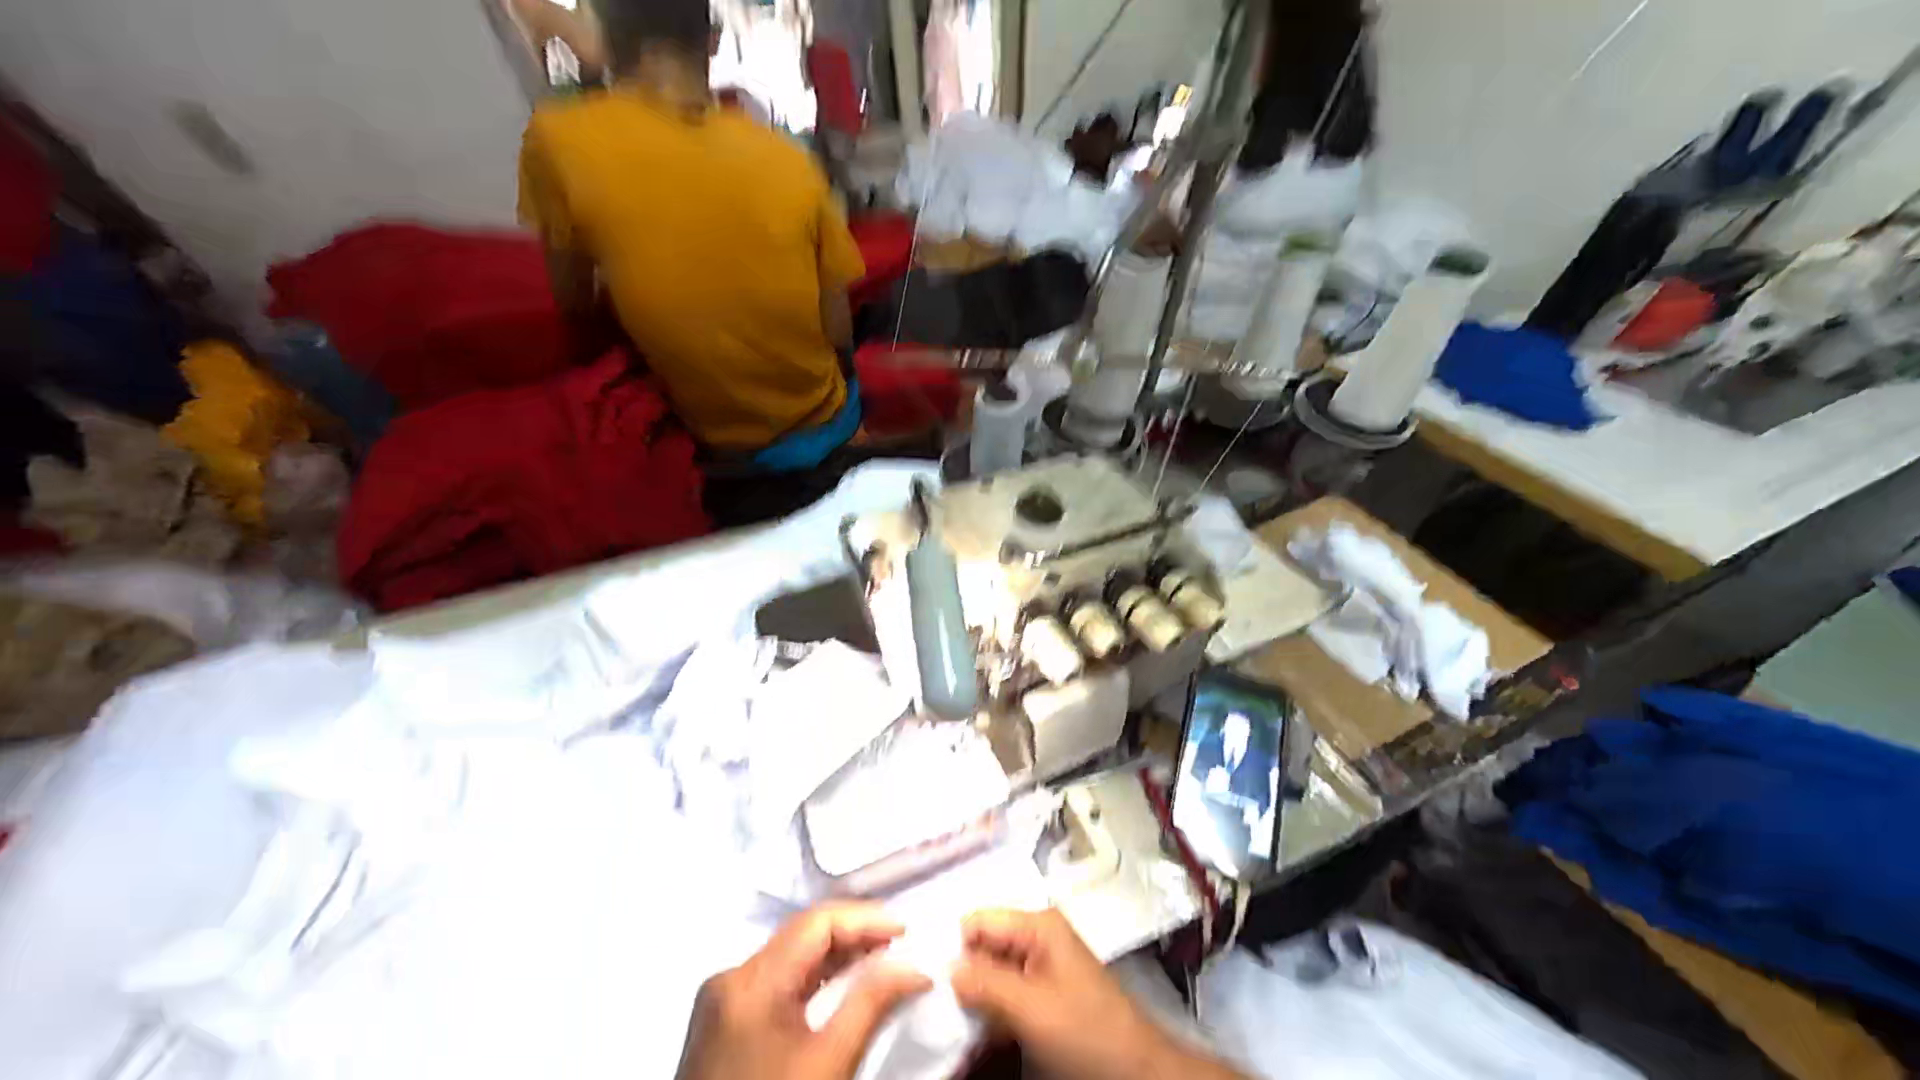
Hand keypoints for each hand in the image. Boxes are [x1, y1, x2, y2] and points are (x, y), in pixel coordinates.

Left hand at [675, 903, 932, 1079]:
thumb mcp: (830, 1063)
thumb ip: (872, 1004)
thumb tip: (915, 967)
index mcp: (750, 981)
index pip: (816, 923)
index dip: (865, 919)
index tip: (906, 930)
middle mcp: (730, 978)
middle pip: (801, 934)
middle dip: (853, 934)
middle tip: (899, 944)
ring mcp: (721, 999)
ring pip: (789, 956)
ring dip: (835, 955)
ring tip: (881, 959)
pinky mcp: (721, 1021)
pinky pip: (775, 981)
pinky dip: (812, 979)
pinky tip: (841, 986)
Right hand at [952, 908, 1247, 1079]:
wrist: (1139, 1073)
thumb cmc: (1086, 1032)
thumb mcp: (1031, 1008)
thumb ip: (985, 983)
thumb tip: (942, 967)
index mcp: (1036, 925)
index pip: (977, 921)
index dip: (949, 944)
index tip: (921, 974)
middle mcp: (1036, 936)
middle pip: (981, 945)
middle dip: (959, 973)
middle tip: (929, 1003)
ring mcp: (1040, 966)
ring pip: (990, 973)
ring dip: (971, 996)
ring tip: (945, 1020)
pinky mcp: (1042, 995)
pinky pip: (1004, 994)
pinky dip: (988, 1011)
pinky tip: (972, 1032)